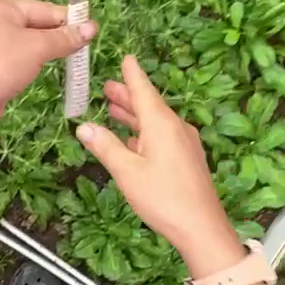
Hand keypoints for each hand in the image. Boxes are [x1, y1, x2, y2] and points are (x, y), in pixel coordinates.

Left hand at [0, 0, 97, 129]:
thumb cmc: (4, 66)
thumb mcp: (39, 48)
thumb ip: (66, 38)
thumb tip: (93, 28)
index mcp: (2, 7)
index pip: (44, 8)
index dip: (68, 20)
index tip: (91, 31)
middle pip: (34, 24)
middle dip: (56, 36)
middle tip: (81, 48)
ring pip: (24, 42)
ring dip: (44, 50)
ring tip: (64, 59)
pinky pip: (13, 57)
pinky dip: (28, 61)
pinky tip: (37, 70)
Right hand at [76, 55, 246, 273]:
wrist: (201, 227)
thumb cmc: (163, 198)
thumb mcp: (127, 172)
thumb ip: (106, 147)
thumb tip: (84, 128)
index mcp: (162, 125)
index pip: (144, 91)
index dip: (132, 75)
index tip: (126, 58)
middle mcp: (176, 129)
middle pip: (149, 106)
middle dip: (128, 96)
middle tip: (108, 86)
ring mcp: (184, 145)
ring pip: (155, 123)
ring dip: (135, 115)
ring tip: (116, 109)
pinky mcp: (186, 160)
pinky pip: (162, 137)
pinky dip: (144, 132)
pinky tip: (134, 140)